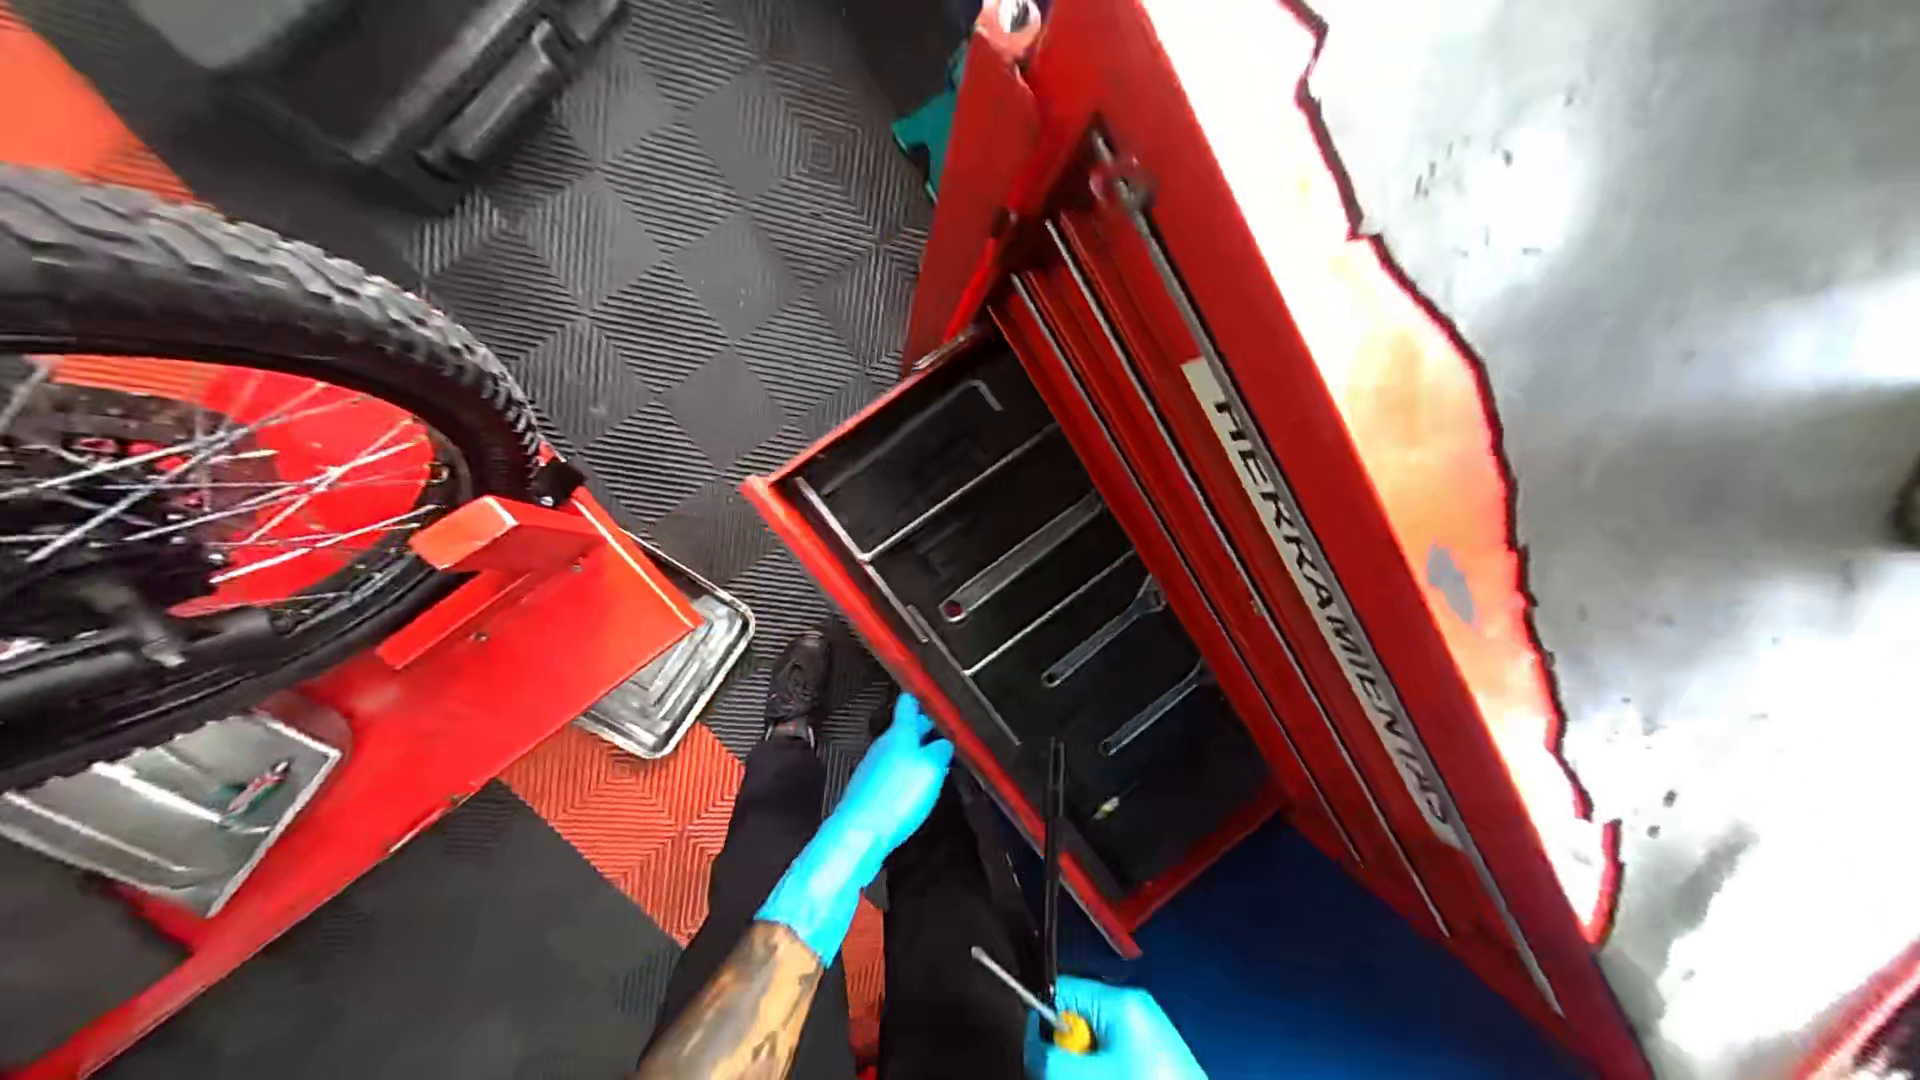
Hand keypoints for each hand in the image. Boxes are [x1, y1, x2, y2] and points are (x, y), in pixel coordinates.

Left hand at [830, 693, 954, 857]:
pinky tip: (915, 782)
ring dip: (915, 750)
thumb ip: (940, 750)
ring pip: (898, 749)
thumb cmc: (894, 798)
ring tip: (933, 756)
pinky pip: (892, 770)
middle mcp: (884, 745)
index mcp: (900, 733)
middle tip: (939, 727)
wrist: (862, 831)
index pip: (908, 705)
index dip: (920, 698)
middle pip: (904, 728)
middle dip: (922, 727)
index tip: (926, 694)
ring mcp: (874, 765)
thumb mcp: (931, 768)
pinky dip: (905, 770)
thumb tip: (945, 743)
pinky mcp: (870, 787)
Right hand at [1026, 977, 1206, 1078]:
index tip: (1037, 1055)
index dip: (1041, 1023)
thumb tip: (1028, 1046)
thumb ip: (1051, 1058)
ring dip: (1083, 1072)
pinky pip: (1111, 1063)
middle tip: (1077, 1078)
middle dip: (1067, 1057)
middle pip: (1075, 1024)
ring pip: (1092, 1051)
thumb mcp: (1093, 1076)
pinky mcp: (1152, 1063)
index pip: (1060, 992)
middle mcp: (1133, 1011)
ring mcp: (1145, 1039)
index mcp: (1120, 1000)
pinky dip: (1103, 1075)